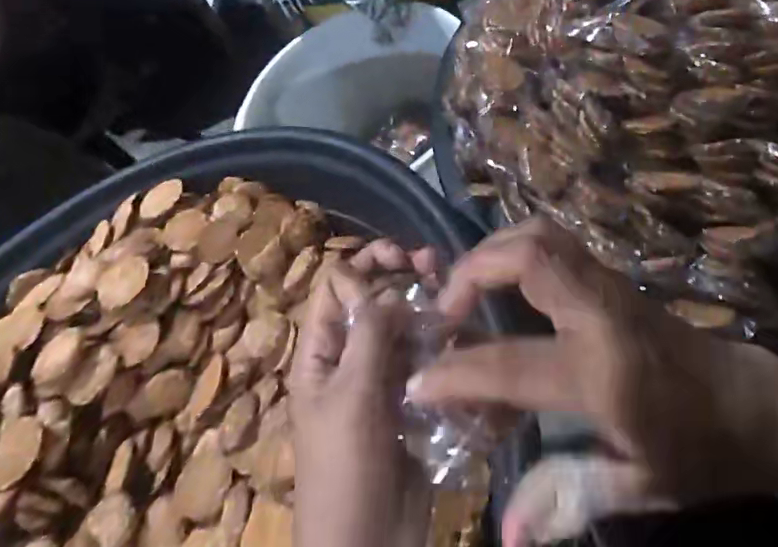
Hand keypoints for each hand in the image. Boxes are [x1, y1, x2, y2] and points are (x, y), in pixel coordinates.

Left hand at [289, 240, 440, 546]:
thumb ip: (367, 334)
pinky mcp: (407, 403)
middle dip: (396, 275)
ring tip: (451, 291)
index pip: (334, 287)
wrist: (366, 546)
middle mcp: (347, 359)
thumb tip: (386, 288)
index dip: (363, 264)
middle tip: (433, 262)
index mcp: (319, 353)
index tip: (401, 259)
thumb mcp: (350, 396)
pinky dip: (436, 342)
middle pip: (369, 302)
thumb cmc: (346, 468)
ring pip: (399, 329)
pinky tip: (458, 333)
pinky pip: (420, 360)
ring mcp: (378, 381)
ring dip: (422, 307)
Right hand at [407, 218, 777, 545]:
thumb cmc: (694, 451)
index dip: (457, 372)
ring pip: (539, 235)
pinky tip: (501, 276)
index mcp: (602, 372)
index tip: (419, 381)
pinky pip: (552, 239)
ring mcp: (606, 283)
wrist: (748, 404)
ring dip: (491, 250)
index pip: (511, 363)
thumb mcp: (635, 483)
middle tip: (444, 312)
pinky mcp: (609, 273)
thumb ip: (566, 495)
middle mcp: (599, 312)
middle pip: (526, 259)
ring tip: (467, 288)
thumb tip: (507, 531)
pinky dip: (514, 246)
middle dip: (471, 274)